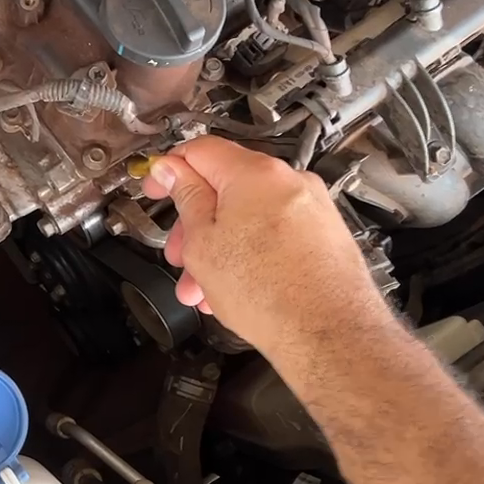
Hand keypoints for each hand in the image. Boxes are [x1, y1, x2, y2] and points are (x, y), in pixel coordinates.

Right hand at [142, 137, 394, 360]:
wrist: (327, 334)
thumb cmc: (267, 292)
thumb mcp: (202, 242)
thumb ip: (185, 198)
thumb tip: (172, 171)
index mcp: (255, 173)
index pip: (200, 150)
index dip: (169, 168)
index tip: (156, 186)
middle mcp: (289, 181)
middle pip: (224, 188)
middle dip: (193, 223)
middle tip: (177, 252)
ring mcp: (310, 208)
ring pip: (246, 217)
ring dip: (216, 246)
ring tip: (200, 285)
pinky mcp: (322, 235)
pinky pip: (271, 234)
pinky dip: (246, 253)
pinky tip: (231, 286)